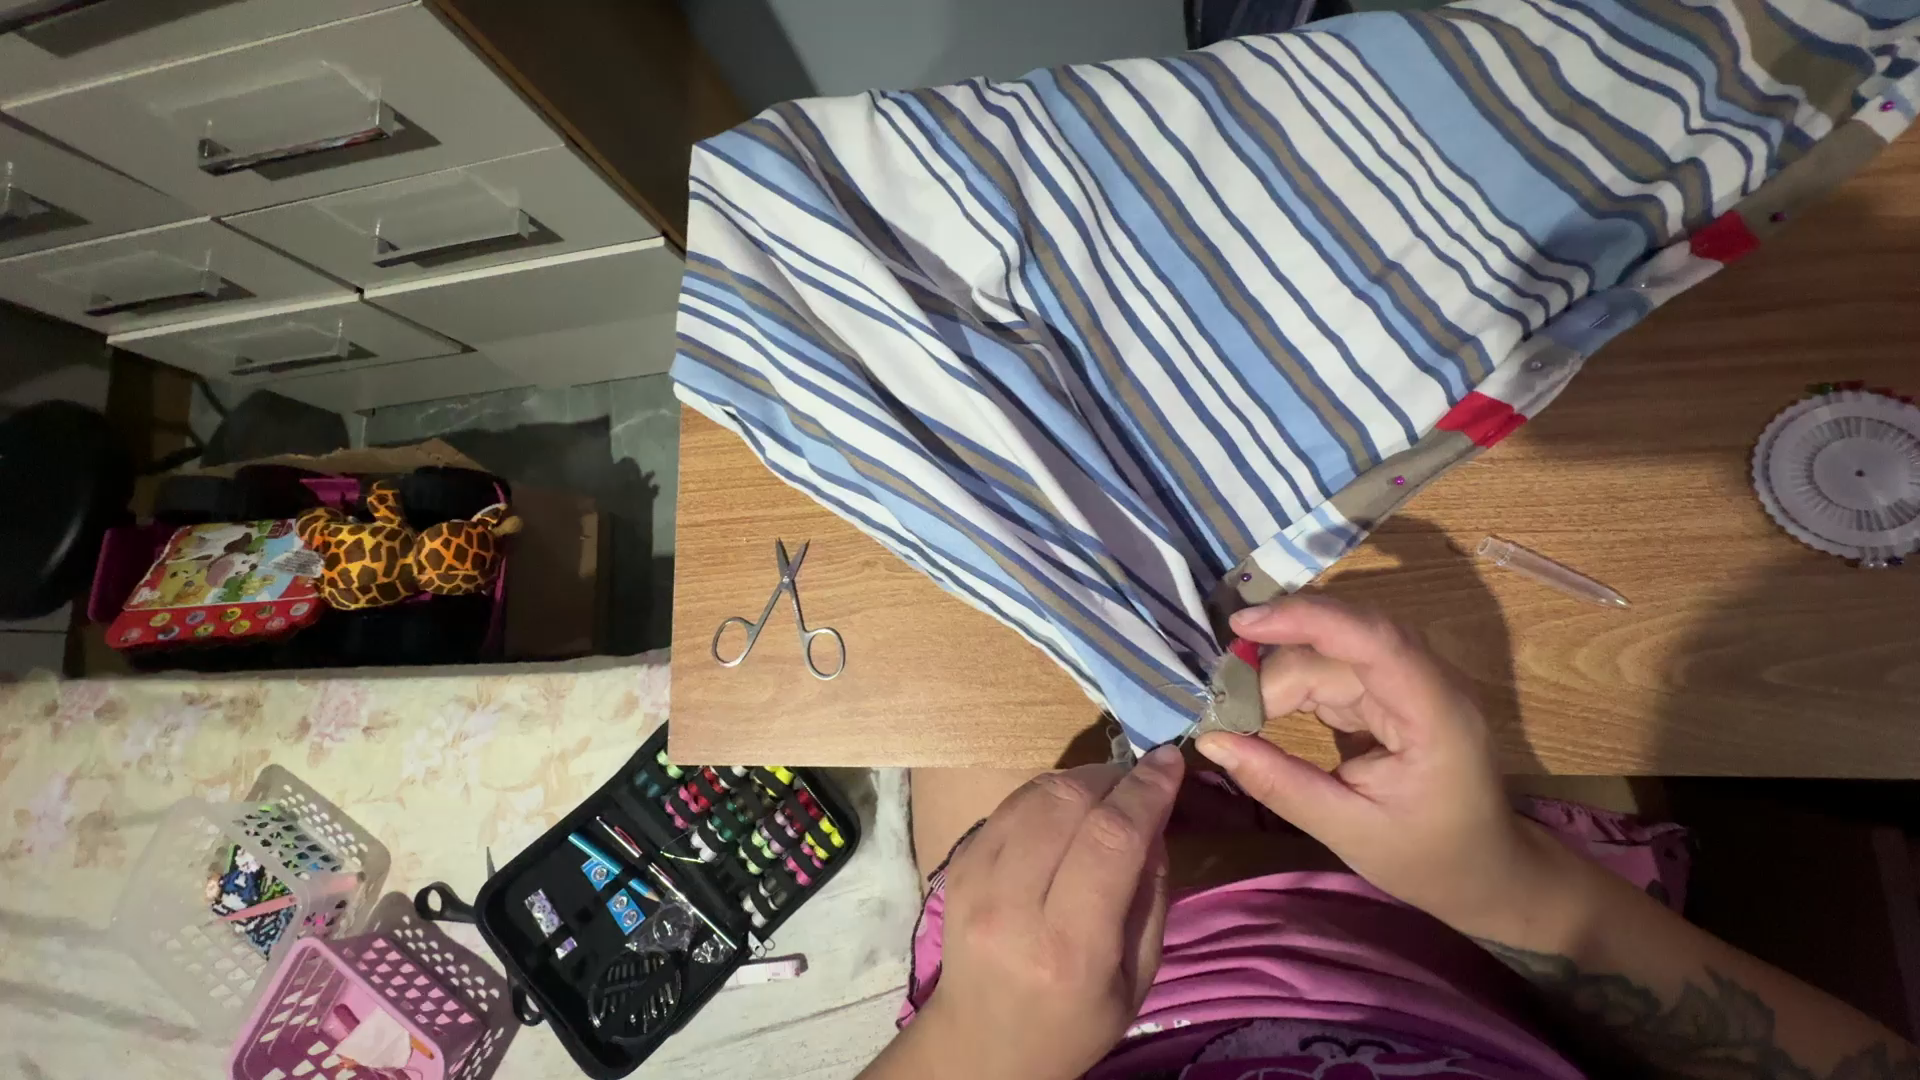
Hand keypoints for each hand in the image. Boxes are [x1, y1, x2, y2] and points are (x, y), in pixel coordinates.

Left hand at [876, 749, 1185, 1079]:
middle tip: (1136, 780)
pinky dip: (1046, 795)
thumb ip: (1151, 894)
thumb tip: (1154, 817)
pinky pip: (1009, 804)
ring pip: (1034, 793)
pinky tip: (1065, 811)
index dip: (1145, 790)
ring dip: (1079, 779)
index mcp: (1069, 947)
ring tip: (1105, 792)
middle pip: (1067, 802)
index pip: (1111, 840)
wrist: (982, 1042)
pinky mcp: (956, 861)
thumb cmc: (1073, 1021)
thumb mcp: (1136, 978)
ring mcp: (974, 878)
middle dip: (1111, 777)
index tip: (1169, 760)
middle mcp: (1013, 905)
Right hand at [1195, 597, 1564, 938]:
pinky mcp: (1384, 688)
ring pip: (1321, 655)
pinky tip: (1260, 710)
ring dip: (1273, 679)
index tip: (1242, 626)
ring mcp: (1404, 681)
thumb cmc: (1433, 859)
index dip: (1309, 619)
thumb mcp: (1350, 832)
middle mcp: (1423, 682)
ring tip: (1236, 717)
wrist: (1488, 873)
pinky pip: (1324, 669)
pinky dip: (1286, 687)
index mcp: (1435, 715)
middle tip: (1223, 713)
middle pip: (1333, 647)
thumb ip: (1280, 784)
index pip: (1375, 640)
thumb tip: (1210, 741)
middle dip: (1271, 671)